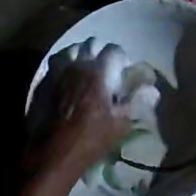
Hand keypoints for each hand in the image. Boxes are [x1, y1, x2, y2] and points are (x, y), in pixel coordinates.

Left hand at [27, 40, 133, 179]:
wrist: (53, 151)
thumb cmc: (90, 138)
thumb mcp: (120, 123)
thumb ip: (136, 102)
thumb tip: (152, 90)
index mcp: (98, 72)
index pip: (114, 50)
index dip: (122, 58)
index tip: (124, 70)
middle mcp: (77, 65)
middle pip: (91, 44)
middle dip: (101, 51)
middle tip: (106, 68)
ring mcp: (58, 72)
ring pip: (71, 49)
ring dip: (80, 54)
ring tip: (86, 68)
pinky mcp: (44, 82)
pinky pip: (55, 63)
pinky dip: (64, 65)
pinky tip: (68, 78)